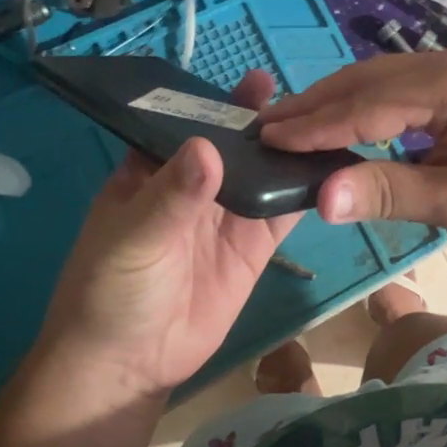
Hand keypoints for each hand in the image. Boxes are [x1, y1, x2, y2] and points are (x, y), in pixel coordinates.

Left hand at [40, 70, 300, 395]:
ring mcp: (228, 216)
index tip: (257, 81)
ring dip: (291, 151)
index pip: (191, 122)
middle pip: (235, 143)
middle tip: (306, 98)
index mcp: (155, 170)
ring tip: (329, 125)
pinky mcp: (254, 247)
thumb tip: (208, 147)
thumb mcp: (133, 237)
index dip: (221, 100)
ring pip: (265, 172)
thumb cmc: (111, 291)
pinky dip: (306, 192)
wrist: (127, 365)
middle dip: (265, 120)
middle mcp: (196, 185)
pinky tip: (335, 171)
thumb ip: (172, 195)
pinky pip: (283, 212)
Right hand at [258, 50, 446, 246]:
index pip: (365, 103)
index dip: (315, 125)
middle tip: (265, 126)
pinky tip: (345, 120)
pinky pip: (401, 86)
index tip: (267, 139)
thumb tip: (321, 196)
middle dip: (315, 103)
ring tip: (293, 123)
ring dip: (336, 100)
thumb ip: (390, 192)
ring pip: (381, 77)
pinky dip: (365, 102)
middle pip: (367, 79)